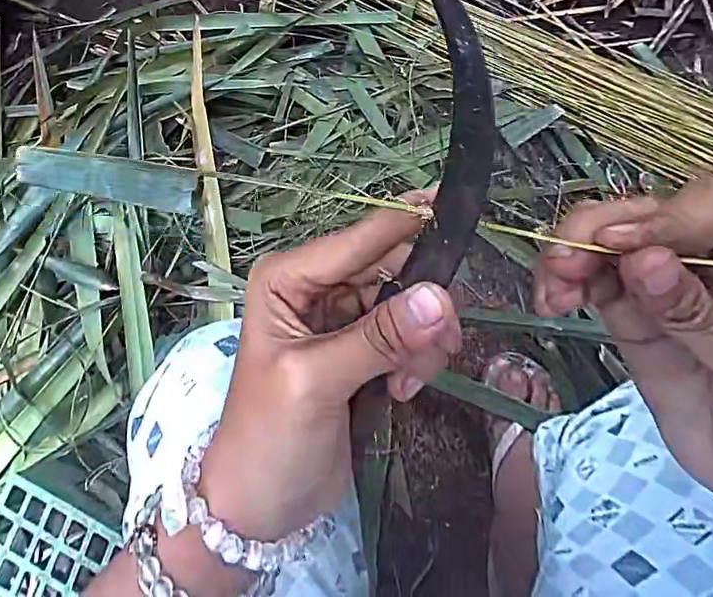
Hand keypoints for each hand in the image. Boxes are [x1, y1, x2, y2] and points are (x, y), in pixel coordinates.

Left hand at [199, 193, 463, 541]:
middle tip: (440, 344)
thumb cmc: (268, 437)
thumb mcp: (317, 382)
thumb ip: (378, 339)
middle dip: (420, 303)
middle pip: (390, 267)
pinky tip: (400, 392)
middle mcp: (314, 285)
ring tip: (407, 382)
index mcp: (289, 276)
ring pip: (406, 301)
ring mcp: (340, 315)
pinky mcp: (360, 345)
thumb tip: (440, 298)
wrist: (260, 506)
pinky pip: (407, 333)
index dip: (406, 222)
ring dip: (420, 340)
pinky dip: (416, 359)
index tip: (453, 205)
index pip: (358, 239)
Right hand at [535, 177, 712, 596]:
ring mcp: (682, 282)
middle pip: (658, 213)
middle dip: (603, 229)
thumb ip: (705, 323)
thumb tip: (640, 260)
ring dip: (575, 251)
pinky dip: (567, 280)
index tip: (618, 245)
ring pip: (616, 238)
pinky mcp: (641, 309)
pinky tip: (552, 300)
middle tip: (563, 260)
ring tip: (551, 287)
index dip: (669, 216)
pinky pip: (597, 277)